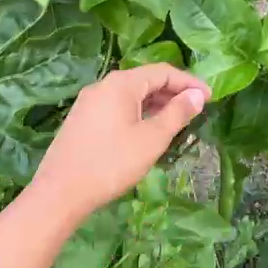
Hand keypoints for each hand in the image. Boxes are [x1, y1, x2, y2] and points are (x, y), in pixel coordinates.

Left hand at [26, 65, 209, 224]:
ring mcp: (89, 103)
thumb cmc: (110, 164)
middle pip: (146, 81)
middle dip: (173, 93)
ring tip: (175, 120)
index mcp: (121, 84)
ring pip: (130, 95)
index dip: (189, 82)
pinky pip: (117, 107)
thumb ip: (177, 114)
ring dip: (155, 104)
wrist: (57, 195)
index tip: (209, 97)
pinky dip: (137, 113)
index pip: (163, 72)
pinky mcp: (81, 120)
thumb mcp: (151, 139)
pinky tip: (145, 131)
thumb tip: (196, 95)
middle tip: (195, 108)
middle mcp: (103, 85)